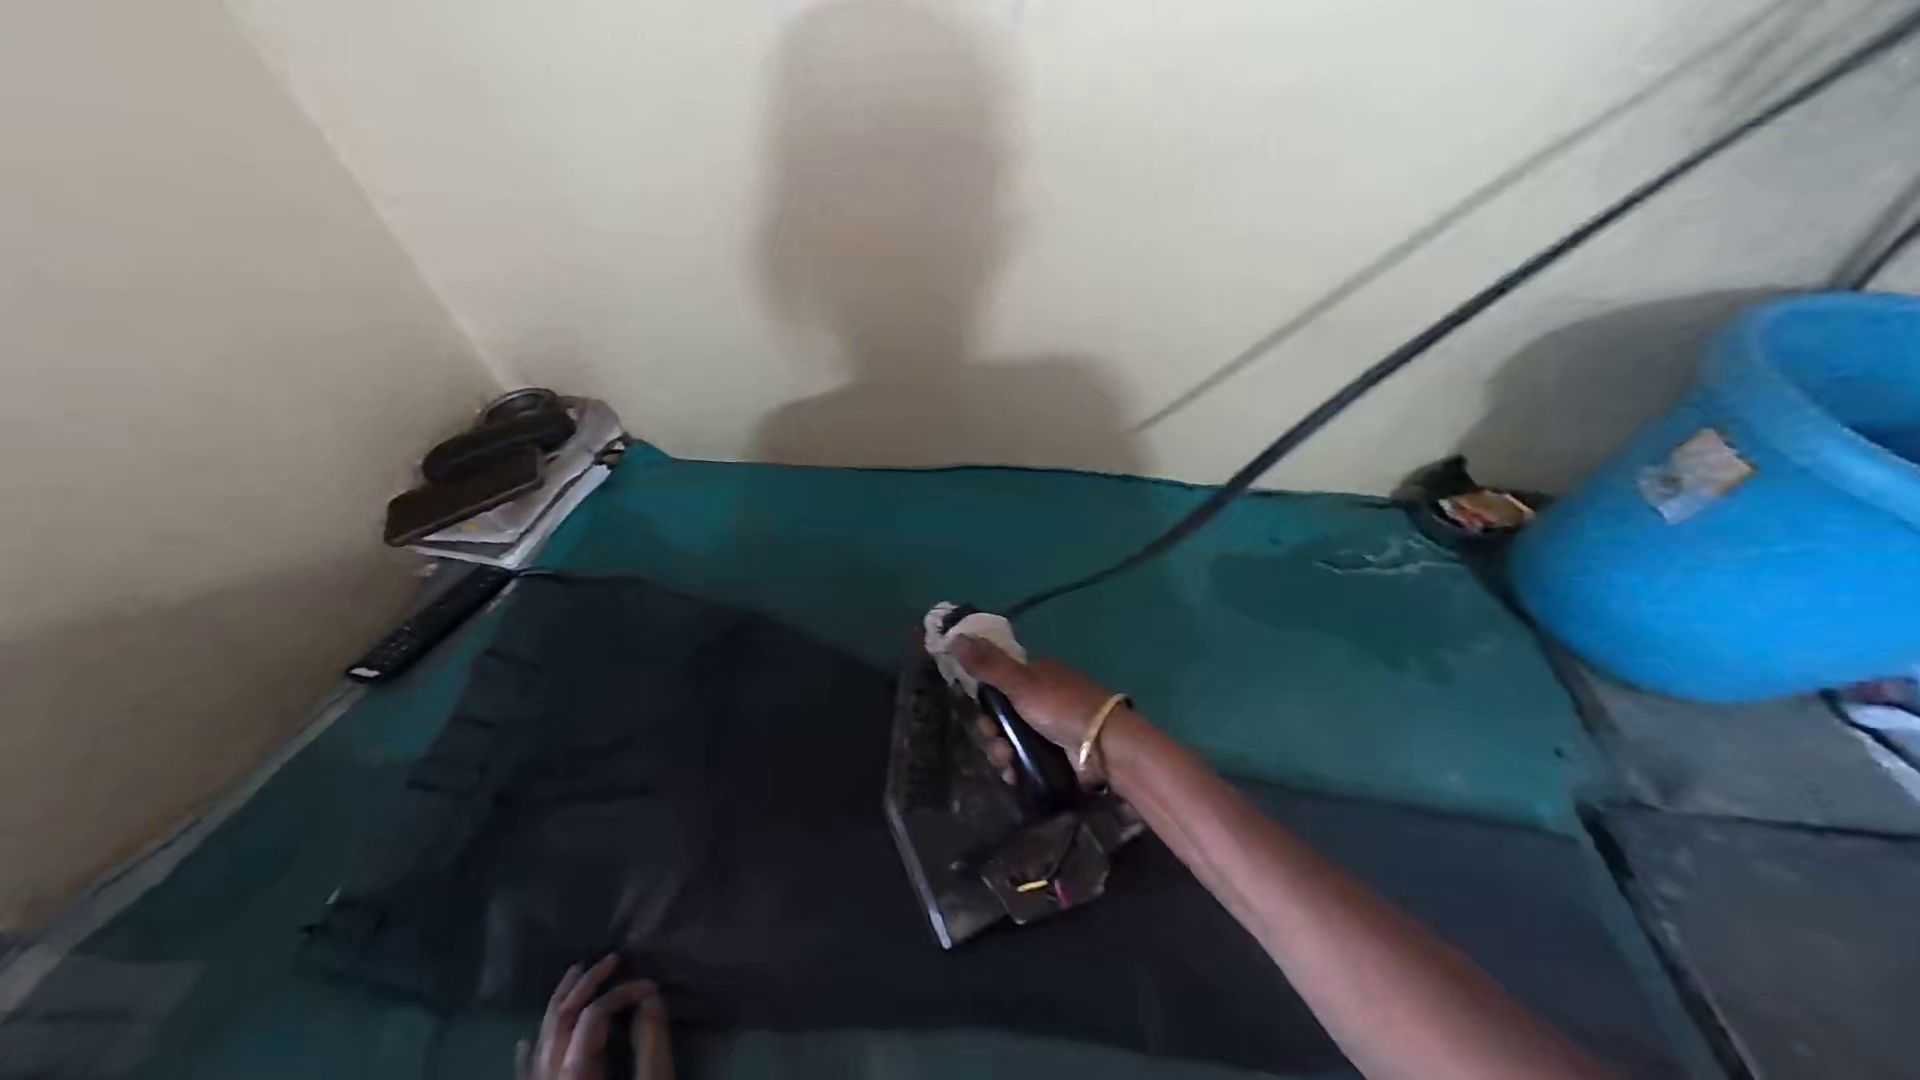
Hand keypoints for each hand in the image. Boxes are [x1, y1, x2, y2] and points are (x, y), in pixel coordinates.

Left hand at [518, 955, 671, 1079]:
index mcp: (576, 1074)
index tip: (652, 988)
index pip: (595, 1014)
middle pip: (560, 1021)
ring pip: (542, 1041)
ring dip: (559, 1003)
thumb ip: (653, 1043)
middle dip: (586, 984)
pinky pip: (527, 1074)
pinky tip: (526, 1042)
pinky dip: (529, 1053)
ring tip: (575, 973)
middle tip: (611, 958)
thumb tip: (652, 997)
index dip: (623, 992)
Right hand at [949, 635, 1127, 752]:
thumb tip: (954, 637)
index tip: (980, 712)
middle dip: (991, 731)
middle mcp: (1040, 697)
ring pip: (1008, 738)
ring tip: (1007, 762)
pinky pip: (1022, 758)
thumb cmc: (1062, 707)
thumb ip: (988, 663)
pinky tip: (1014, 774)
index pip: (997, 681)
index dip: (983, 698)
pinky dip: (1014, 766)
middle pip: (999, 714)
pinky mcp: (1052, 753)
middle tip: (996, 741)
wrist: (1105, 747)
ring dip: (1000, 752)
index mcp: (1035, 673)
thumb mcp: (1021, 682)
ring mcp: (1047, 726)